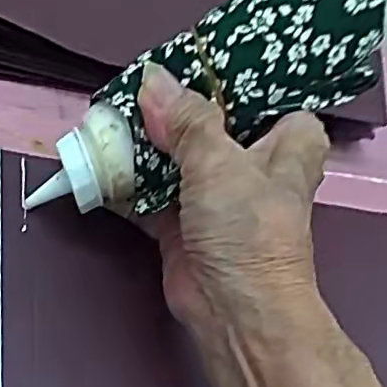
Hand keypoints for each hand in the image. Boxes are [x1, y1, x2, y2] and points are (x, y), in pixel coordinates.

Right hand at [133, 62, 329, 340]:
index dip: (209, 86)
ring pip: (171, 166)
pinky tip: (103, 176)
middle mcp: (249, 167)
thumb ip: (185, 124)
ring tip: (108, 136)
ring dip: (141, 157)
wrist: (233, 306)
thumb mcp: (220, 164)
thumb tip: (153, 85)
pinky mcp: (180, 229)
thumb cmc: (250, 234)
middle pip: (200, 131)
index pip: (247, 96)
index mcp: (284, 138)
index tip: (169, 80)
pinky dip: (127, 192)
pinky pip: (149, 201)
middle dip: (164, 122)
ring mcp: (211, 200)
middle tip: (128, 106)